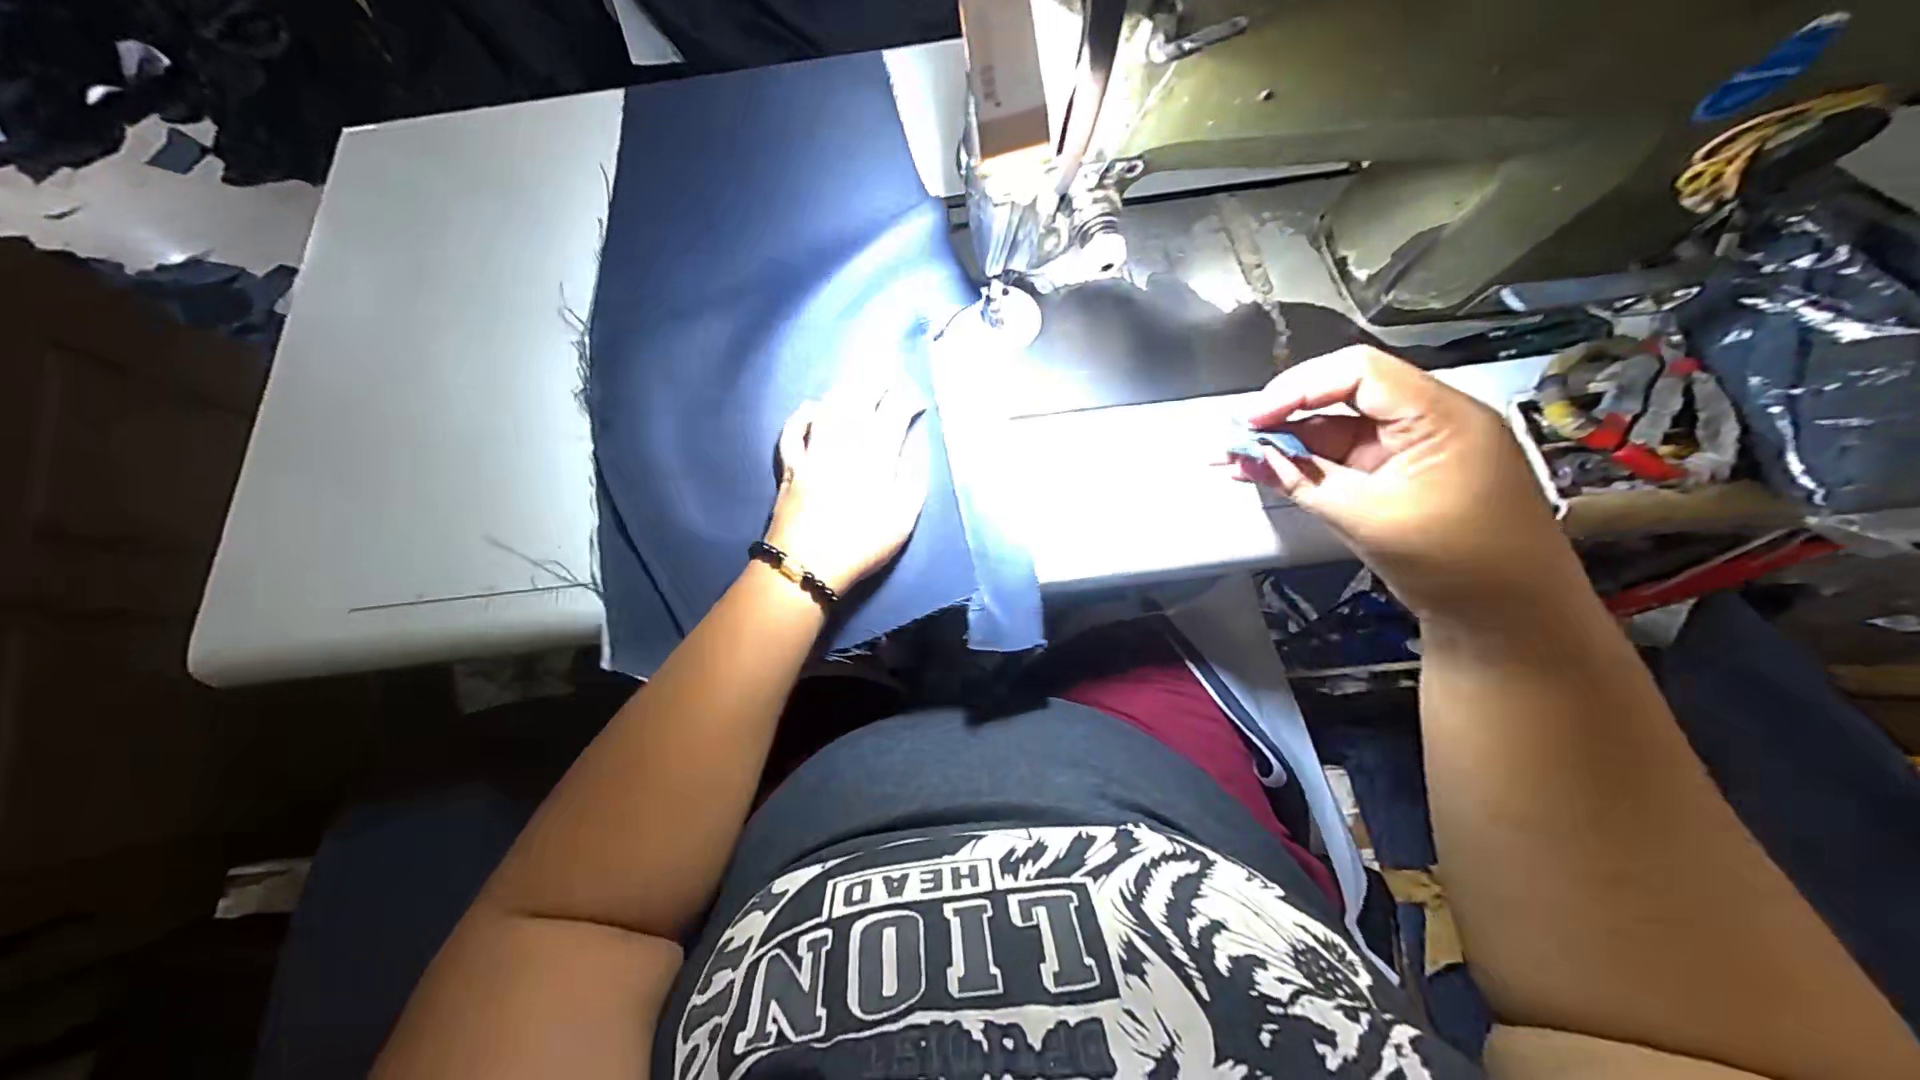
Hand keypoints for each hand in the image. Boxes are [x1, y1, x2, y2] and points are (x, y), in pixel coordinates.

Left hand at [763, 384, 930, 594]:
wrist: (806, 566)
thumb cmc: (861, 545)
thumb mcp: (902, 519)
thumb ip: (912, 480)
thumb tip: (913, 453)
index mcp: (876, 454)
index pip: (894, 411)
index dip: (908, 399)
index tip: (918, 403)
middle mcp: (843, 443)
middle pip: (858, 399)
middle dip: (876, 383)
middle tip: (888, 380)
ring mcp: (813, 451)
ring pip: (827, 408)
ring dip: (843, 391)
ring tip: (855, 386)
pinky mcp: (791, 465)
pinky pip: (793, 430)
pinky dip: (802, 414)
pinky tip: (810, 408)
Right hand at [1236, 346, 1576, 619]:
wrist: (1510, 620)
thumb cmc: (1460, 566)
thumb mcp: (1369, 519)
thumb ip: (1307, 481)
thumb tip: (1259, 456)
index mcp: (1440, 417)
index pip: (1358, 373)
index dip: (1298, 388)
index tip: (1255, 418)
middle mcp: (1431, 422)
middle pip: (1345, 397)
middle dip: (1286, 416)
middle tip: (1238, 438)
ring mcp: (1418, 450)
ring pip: (1341, 431)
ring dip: (1290, 444)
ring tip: (1241, 459)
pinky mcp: (1406, 476)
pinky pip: (1350, 460)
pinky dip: (1311, 466)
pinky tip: (1271, 472)